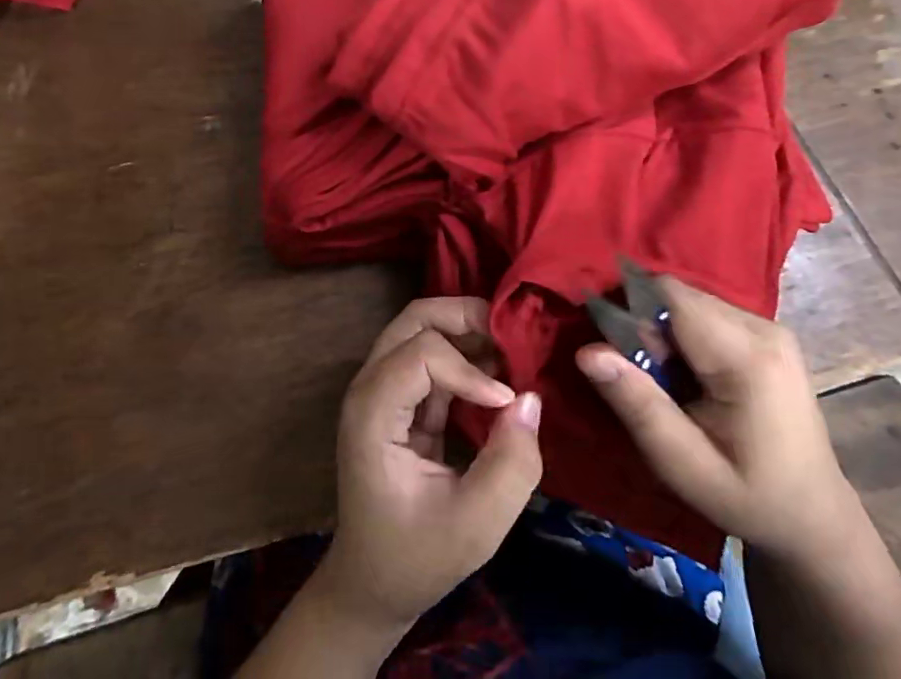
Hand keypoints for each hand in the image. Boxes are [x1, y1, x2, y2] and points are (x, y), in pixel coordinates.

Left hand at [317, 297, 542, 629]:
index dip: (470, 370)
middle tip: (514, 338)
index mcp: (373, 414)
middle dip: (467, 317)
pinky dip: (468, 355)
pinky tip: (500, 377)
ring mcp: (381, 390)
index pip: (421, 354)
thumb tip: (531, 399)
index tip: (506, 404)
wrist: (373, 583)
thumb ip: (511, 463)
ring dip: (469, 331)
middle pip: (415, 319)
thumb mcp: (476, 525)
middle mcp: (369, 389)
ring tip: (513, 354)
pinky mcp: (400, 400)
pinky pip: (432, 356)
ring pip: (423, 329)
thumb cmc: (417, 557)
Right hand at [575, 277, 856, 555]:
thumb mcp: (683, 465)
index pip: (670, 296)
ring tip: (666, 382)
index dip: (630, 312)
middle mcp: (764, 328)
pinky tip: (688, 377)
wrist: (814, 517)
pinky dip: (683, 335)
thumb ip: (637, 404)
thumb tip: (587, 352)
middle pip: (679, 295)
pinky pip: (706, 312)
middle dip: (646, 325)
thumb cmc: (748, 498)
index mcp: (747, 357)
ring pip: (689, 300)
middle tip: (642, 378)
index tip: (612, 353)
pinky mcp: (768, 333)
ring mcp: (770, 327)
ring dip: (663, 331)